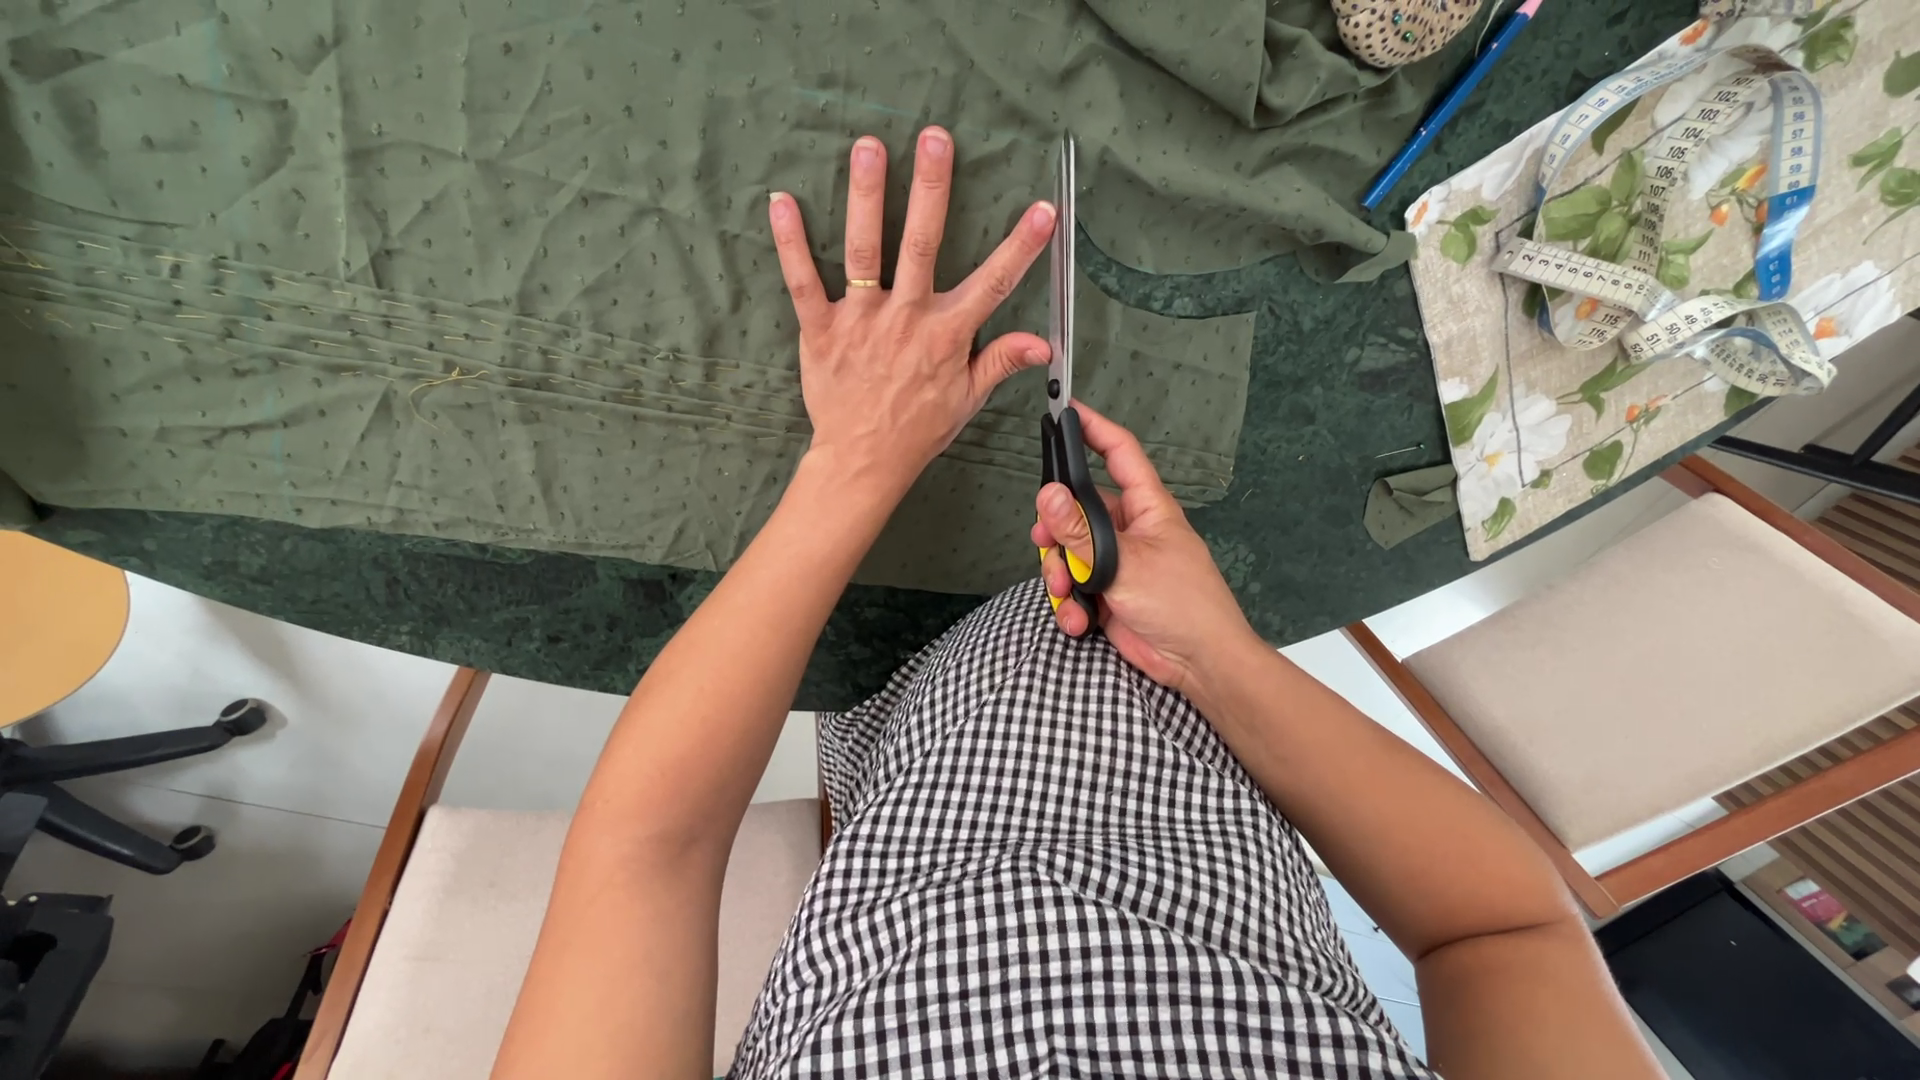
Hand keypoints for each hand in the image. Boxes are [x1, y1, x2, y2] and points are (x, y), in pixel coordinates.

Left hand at [769, 127, 1056, 497]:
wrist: (862, 460)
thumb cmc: (917, 430)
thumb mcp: (967, 399)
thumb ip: (1001, 362)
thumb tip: (1043, 344)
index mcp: (946, 336)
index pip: (992, 284)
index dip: (1020, 247)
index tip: (1043, 210)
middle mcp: (906, 319)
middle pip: (923, 244)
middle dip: (932, 189)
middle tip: (936, 139)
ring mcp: (861, 322)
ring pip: (865, 251)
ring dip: (868, 197)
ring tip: (869, 147)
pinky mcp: (821, 330)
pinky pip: (803, 282)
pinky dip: (791, 244)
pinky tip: (782, 202)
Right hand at [1030, 403, 1262, 701]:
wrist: (1199, 663)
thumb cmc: (1183, 604)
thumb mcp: (1124, 562)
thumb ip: (1080, 531)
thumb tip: (1048, 495)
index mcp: (1147, 507)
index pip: (1119, 454)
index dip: (1094, 429)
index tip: (1067, 411)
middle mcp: (1130, 530)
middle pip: (1077, 511)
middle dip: (1055, 531)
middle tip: (1045, 544)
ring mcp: (1117, 563)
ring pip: (1068, 553)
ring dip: (1059, 576)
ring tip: (1069, 596)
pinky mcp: (1107, 594)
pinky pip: (1074, 589)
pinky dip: (1070, 606)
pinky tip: (1079, 621)